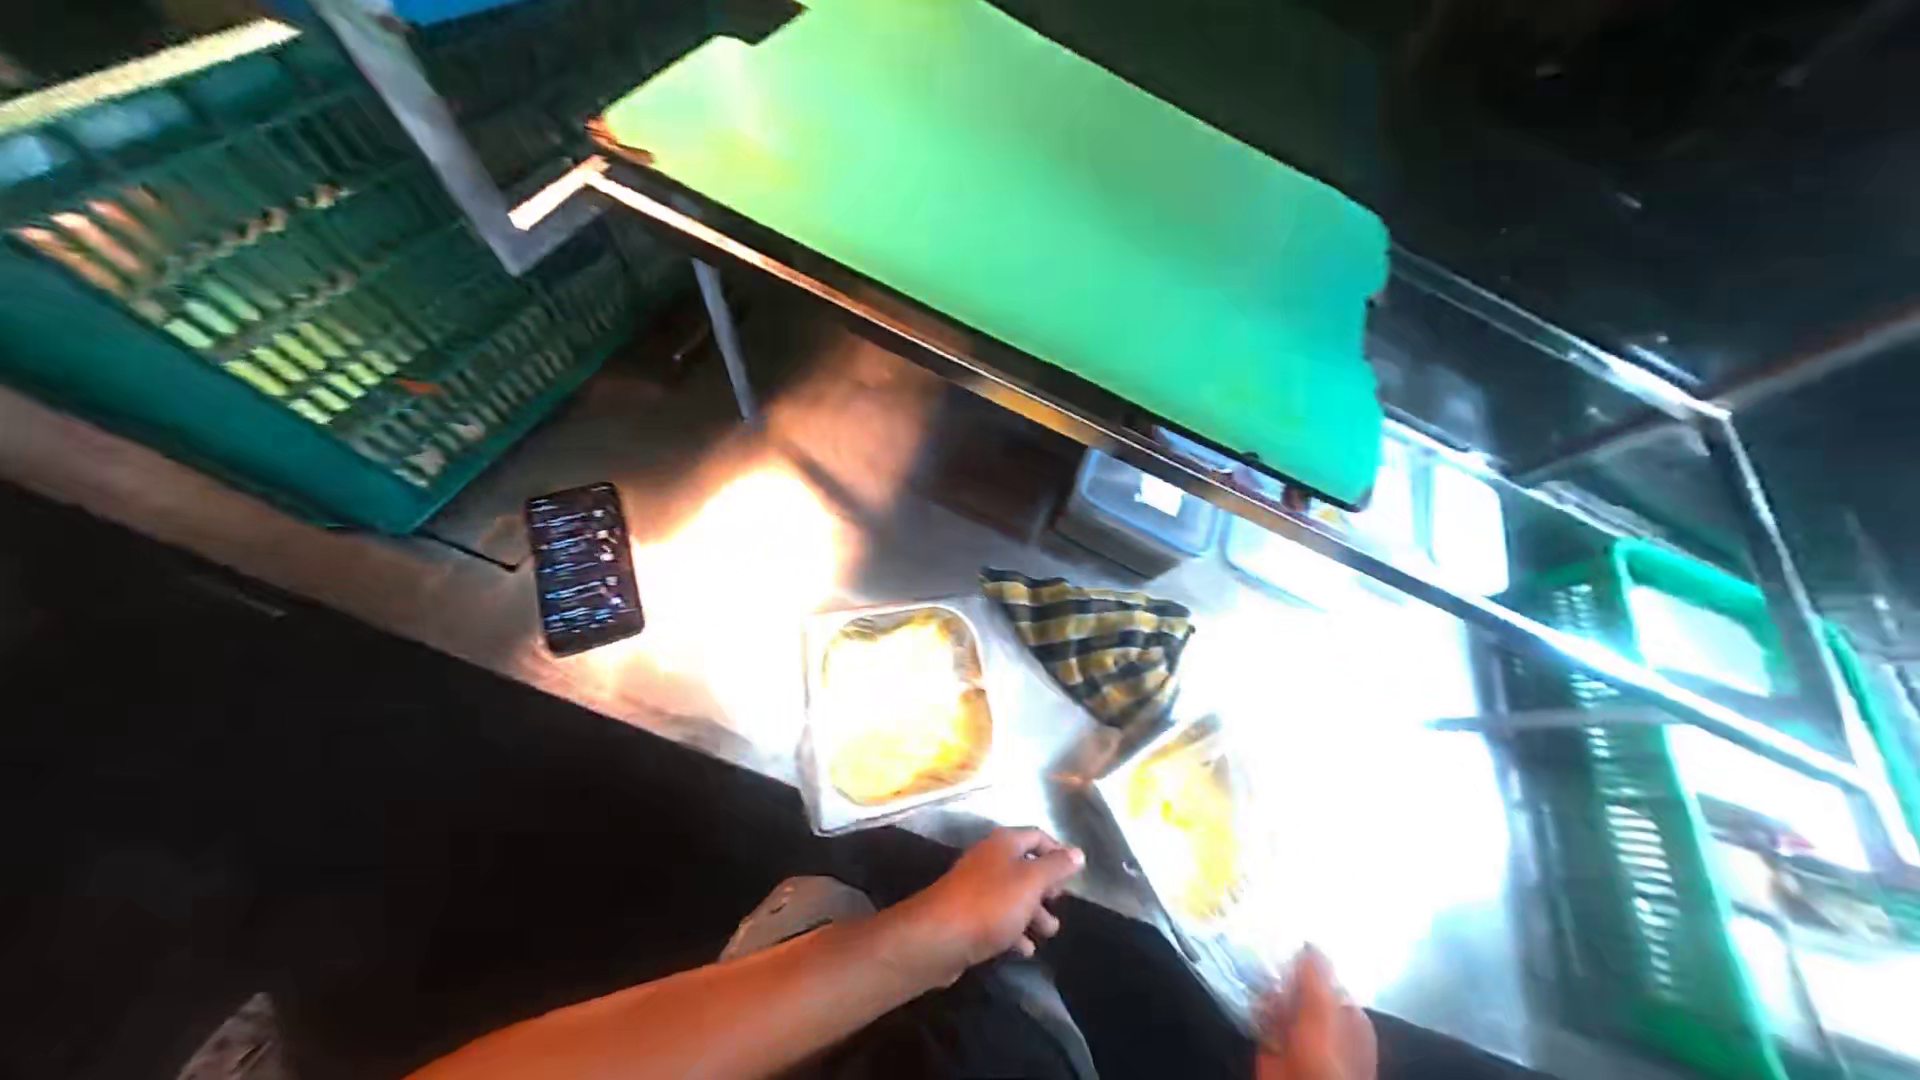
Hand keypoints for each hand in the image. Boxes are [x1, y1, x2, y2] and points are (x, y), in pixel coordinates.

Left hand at [889, 827, 1083, 985]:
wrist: (939, 937)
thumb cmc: (990, 904)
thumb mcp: (1031, 882)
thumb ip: (1055, 867)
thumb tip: (1077, 852)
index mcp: (1004, 843)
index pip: (1037, 836)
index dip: (1058, 852)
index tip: (1075, 875)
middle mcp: (989, 858)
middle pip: (1026, 866)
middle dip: (1046, 887)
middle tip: (1060, 904)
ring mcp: (976, 886)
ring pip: (1013, 894)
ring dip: (1033, 913)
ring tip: (1048, 933)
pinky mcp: (968, 914)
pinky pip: (998, 917)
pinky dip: (1014, 930)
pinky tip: (1024, 949)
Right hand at [1255, 946, 1375, 1079]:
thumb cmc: (1323, 1060)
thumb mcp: (1323, 1014)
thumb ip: (1316, 977)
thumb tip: (1310, 941)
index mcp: (1346, 1014)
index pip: (1325, 975)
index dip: (1305, 960)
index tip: (1283, 941)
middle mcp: (1324, 1021)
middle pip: (1300, 985)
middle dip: (1282, 974)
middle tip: (1263, 954)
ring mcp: (1298, 1033)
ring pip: (1279, 998)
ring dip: (1266, 988)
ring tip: (1254, 974)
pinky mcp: (1274, 1040)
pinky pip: (1263, 1014)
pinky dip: (1256, 1005)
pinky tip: (1250, 996)